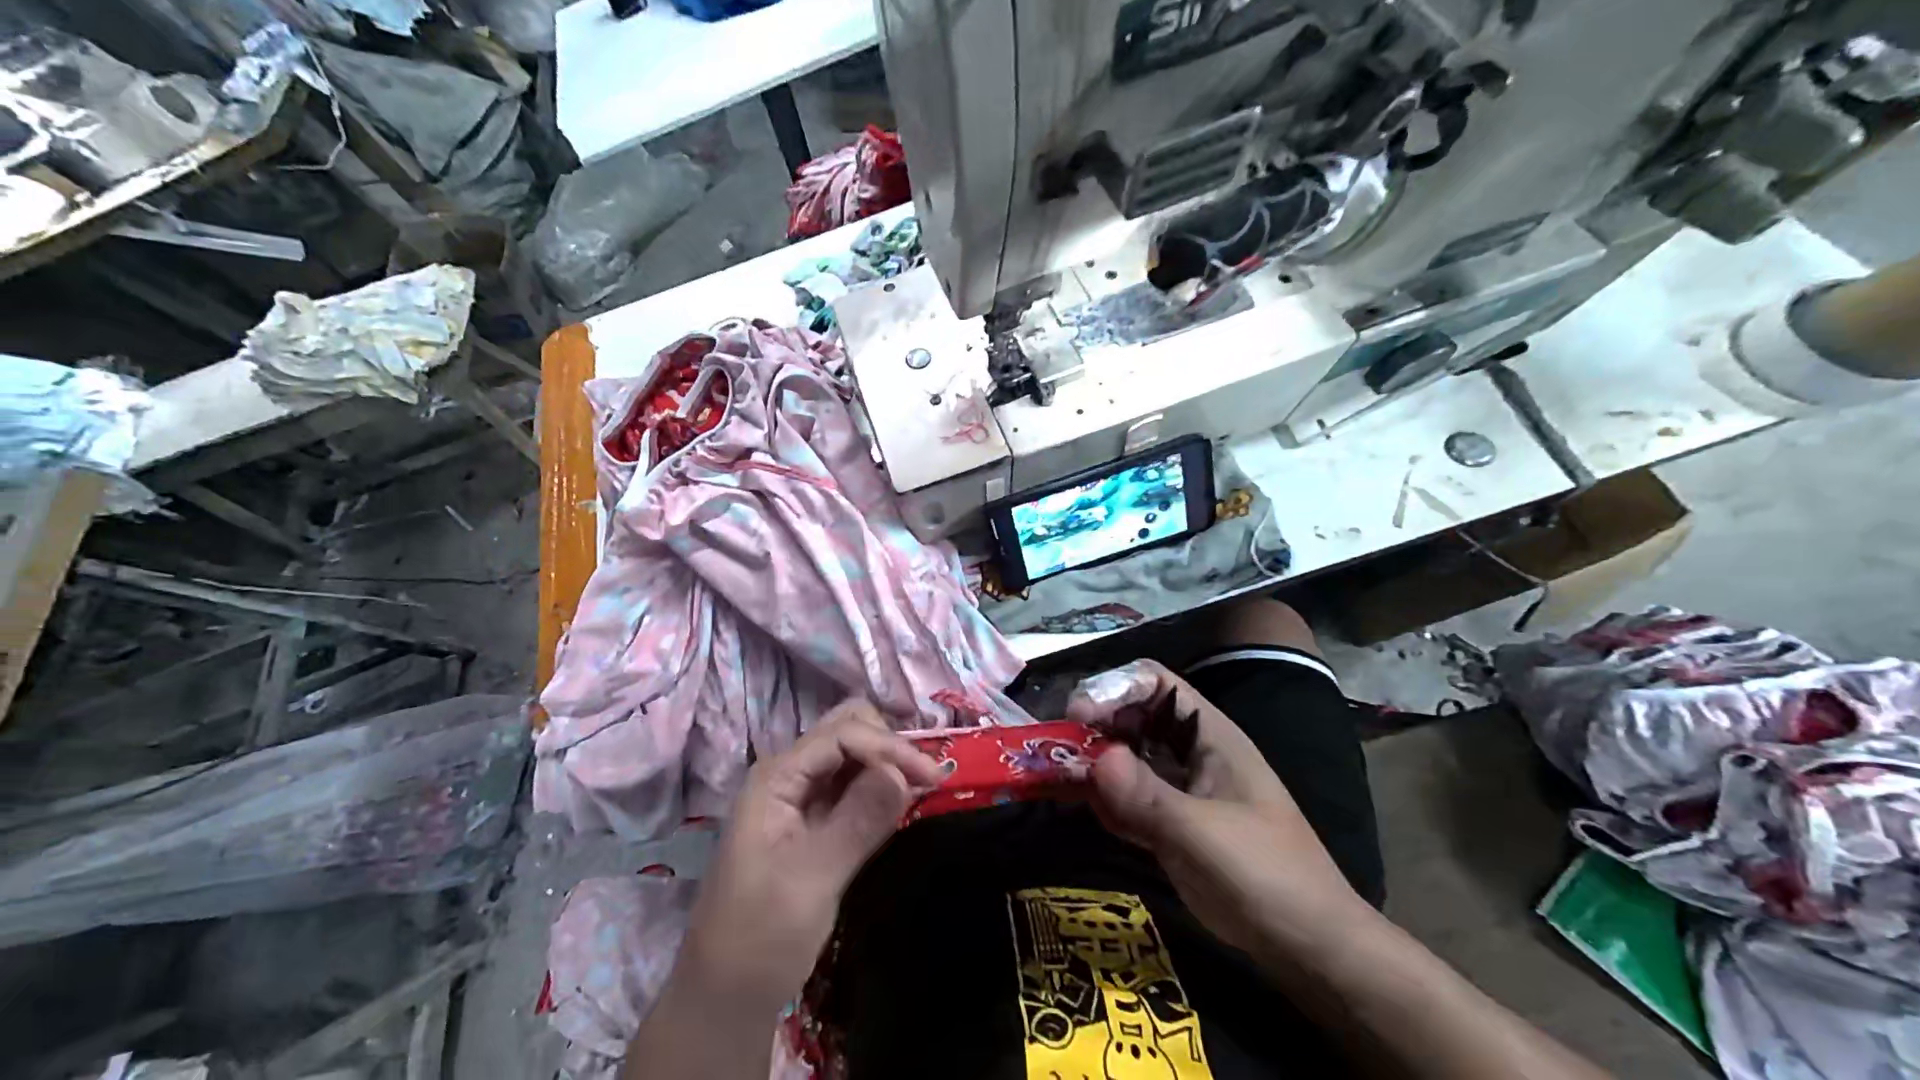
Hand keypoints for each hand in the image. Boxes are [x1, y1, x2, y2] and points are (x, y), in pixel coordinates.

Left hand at [678, 699, 943, 1007]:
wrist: (726, 996)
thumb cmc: (760, 938)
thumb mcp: (811, 880)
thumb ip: (857, 821)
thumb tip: (904, 772)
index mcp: (776, 778)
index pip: (841, 735)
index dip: (888, 747)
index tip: (932, 777)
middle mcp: (788, 776)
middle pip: (847, 730)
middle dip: (889, 745)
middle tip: (928, 779)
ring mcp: (800, 798)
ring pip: (853, 755)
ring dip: (889, 763)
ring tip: (926, 786)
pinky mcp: (814, 822)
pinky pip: (854, 786)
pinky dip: (882, 786)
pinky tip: (905, 801)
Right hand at [1067, 660, 1374, 961]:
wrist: (1307, 945)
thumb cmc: (1266, 875)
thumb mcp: (1204, 833)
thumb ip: (1146, 795)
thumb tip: (1095, 758)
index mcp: (1208, 734)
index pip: (1153, 682)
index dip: (1113, 688)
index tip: (1079, 716)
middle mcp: (1188, 751)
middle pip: (1131, 715)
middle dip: (1093, 725)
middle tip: (1056, 750)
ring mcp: (1177, 787)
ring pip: (1123, 757)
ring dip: (1090, 762)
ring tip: (1056, 777)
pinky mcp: (1167, 822)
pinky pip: (1124, 797)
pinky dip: (1100, 797)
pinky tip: (1077, 805)